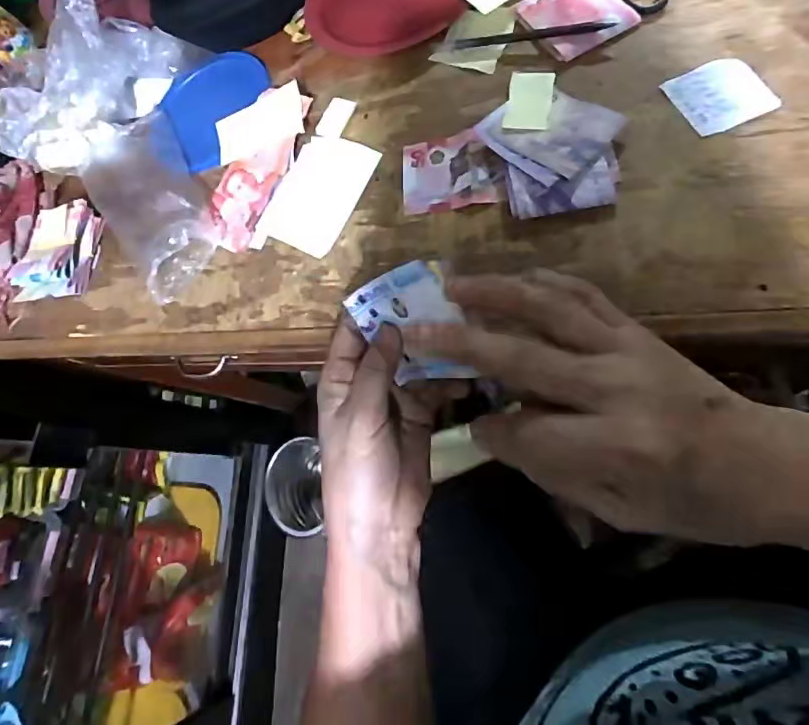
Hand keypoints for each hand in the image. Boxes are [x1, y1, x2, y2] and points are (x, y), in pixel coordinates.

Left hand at [317, 322, 457, 580]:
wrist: (383, 526)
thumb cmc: (357, 470)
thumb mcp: (360, 417)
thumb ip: (375, 371)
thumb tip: (390, 325)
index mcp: (340, 379)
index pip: (351, 332)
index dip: (370, 307)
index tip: (398, 283)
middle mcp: (367, 381)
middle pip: (387, 341)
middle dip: (410, 322)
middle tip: (442, 298)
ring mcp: (396, 396)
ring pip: (415, 360)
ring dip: (434, 347)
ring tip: (461, 328)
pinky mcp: (421, 412)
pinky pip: (435, 384)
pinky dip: (450, 377)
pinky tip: (468, 371)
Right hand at [405, 270, 808, 545]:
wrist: (764, 461)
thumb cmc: (695, 503)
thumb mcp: (624, 513)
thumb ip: (555, 472)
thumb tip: (497, 430)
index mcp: (615, 444)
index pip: (527, 429)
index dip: (491, 428)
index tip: (470, 424)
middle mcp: (615, 386)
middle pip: (523, 356)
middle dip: (463, 344)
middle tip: (416, 330)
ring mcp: (626, 348)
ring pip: (549, 309)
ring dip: (496, 293)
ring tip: (454, 284)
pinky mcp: (638, 330)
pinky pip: (585, 295)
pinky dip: (547, 282)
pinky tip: (518, 277)